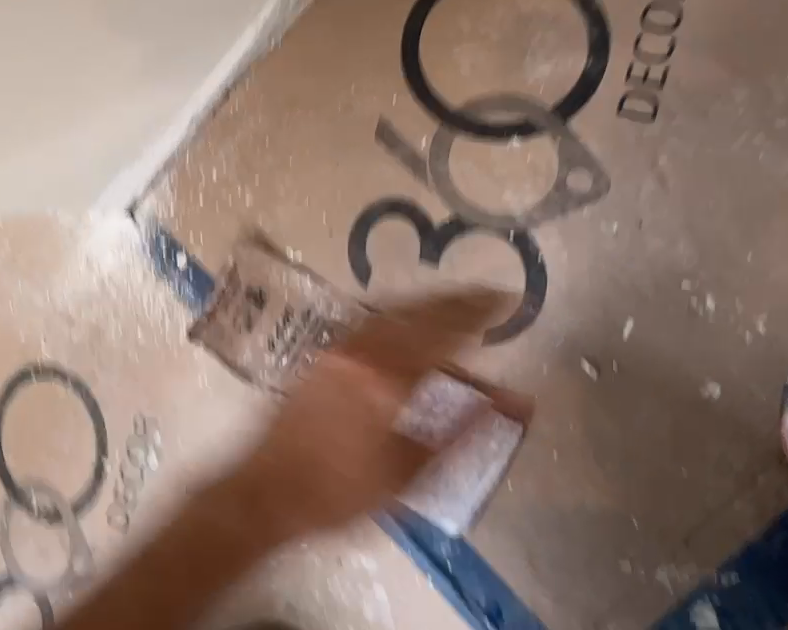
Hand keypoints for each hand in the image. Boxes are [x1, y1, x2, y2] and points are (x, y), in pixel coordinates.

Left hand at [222, 290, 509, 539]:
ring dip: (425, 305)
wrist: (269, 490)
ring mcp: (336, 349)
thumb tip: (519, 400)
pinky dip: (397, 316)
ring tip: (454, 305)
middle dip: (454, 302)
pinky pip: (368, 322)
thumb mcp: (413, 470)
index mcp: (387, 375)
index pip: (442, 330)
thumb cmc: (343, 491)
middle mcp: (361, 350)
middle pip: (415, 312)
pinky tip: (407, 325)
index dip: (476, 313)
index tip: (505, 300)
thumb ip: (466, 430)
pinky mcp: (320, 356)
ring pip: (389, 313)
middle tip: (486, 296)